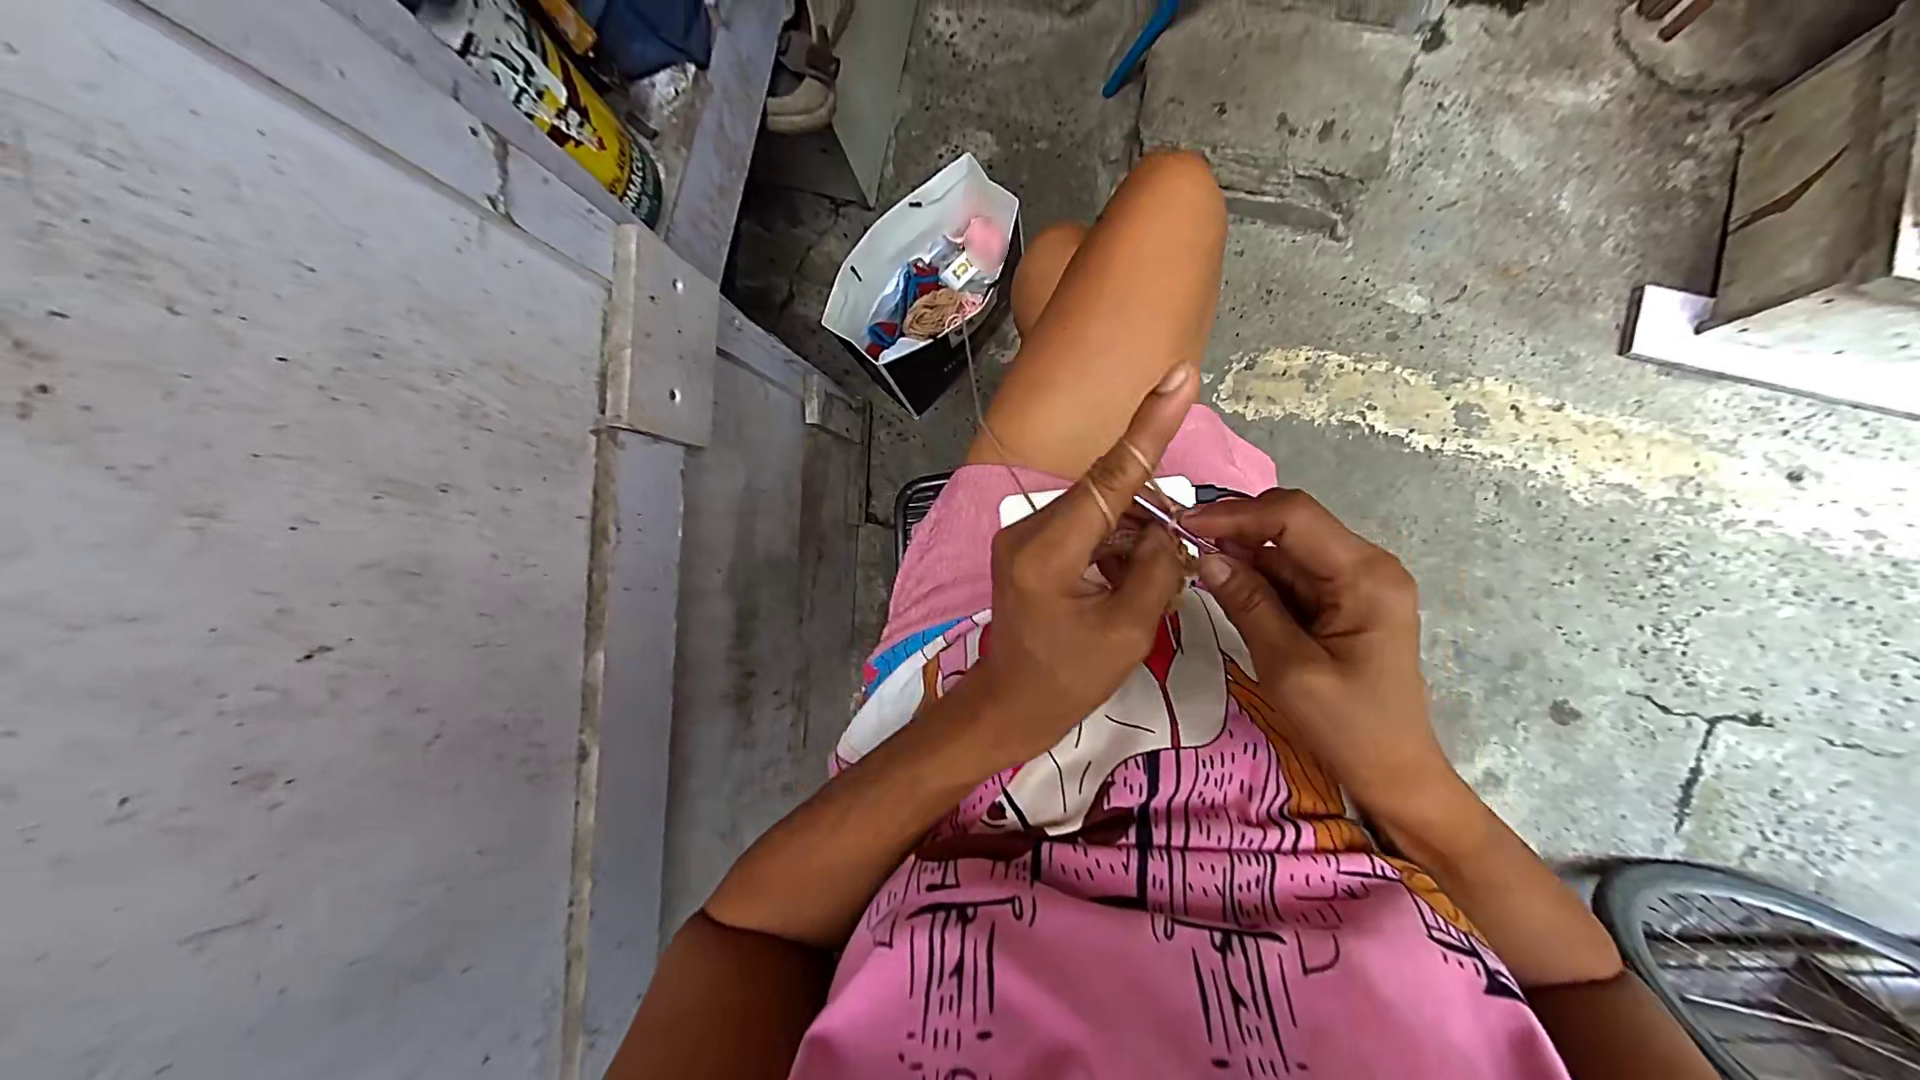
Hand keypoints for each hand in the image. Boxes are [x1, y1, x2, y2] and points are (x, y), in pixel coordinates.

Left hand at [959, 365, 1199, 772]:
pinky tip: (1127, 581)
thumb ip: (1157, 569)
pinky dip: (1114, 547)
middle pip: (1107, 496)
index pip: (1110, 478)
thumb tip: (1168, 531)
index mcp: (1048, 550)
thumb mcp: (1128, 632)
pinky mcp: (1028, 546)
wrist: (1009, 706)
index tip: (1178, 378)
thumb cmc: (1066, 682)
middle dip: (1150, 516)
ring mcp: (1023, 536)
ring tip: (1146, 586)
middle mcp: (1028, 529)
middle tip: (1178, 557)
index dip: (1149, 427)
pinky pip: (1084, 529)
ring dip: (1133, 537)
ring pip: (1098, 513)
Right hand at [1180, 489, 1463, 825]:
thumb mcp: (1288, 667)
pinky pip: (1292, 571)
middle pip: (1292, 523)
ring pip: (1287, 546)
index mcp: (1366, 577)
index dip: (1236, 514)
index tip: (1184, 523)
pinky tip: (1226, 582)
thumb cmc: (1347, 725)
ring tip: (1196, 561)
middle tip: (1183, 540)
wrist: (1392, 770)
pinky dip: (1256, 574)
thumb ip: (1248, 605)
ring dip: (1242, 550)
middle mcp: (1367, 565)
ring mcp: (1357, 580)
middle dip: (1236, 527)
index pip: (1294, 518)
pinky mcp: (1343, 597)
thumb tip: (1207, 557)